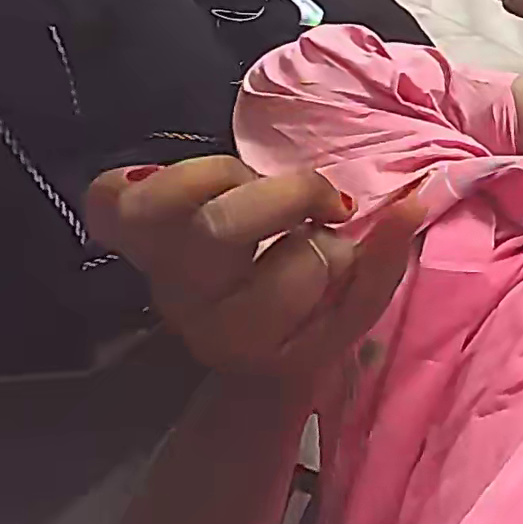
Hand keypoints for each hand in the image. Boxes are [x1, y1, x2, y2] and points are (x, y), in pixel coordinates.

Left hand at [86, 158, 422, 379]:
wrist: (246, 347)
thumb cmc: (307, 324)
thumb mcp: (355, 309)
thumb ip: (387, 258)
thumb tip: (414, 199)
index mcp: (252, 333)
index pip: (296, 272)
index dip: (326, 247)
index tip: (342, 230)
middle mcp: (192, 302)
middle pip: (221, 229)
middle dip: (290, 198)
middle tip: (317, 204)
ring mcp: (153, 267)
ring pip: (165, 199)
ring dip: (230, 177)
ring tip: (257, 189)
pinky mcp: (129, 236)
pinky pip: (108, 199)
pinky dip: (146, 179)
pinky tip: (194, 186)